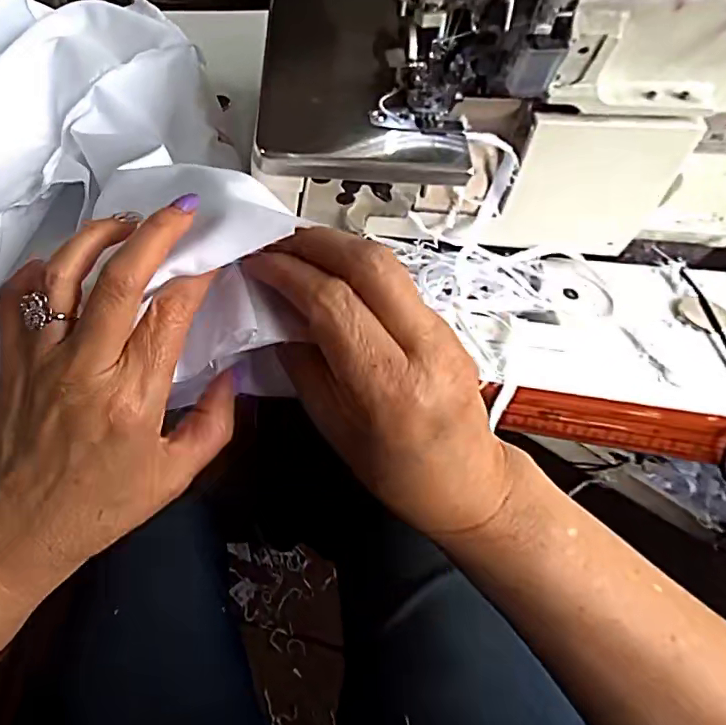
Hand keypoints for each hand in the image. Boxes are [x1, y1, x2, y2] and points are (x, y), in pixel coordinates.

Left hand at [0, 197, 234, 659]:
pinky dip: (41, 267)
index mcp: (132, 397)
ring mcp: (40, 357)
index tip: (213, 252)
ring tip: (127, 221)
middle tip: (182, 210)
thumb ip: (215, 423)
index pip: (169, 313)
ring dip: (98, 235)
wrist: (16, 529)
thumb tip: (231, 372)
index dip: (196, 273)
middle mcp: (85, 367)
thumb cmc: (100, 506)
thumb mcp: (174, 477)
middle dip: (156, 233)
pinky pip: (16, 294)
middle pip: (120, 279)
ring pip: (64, 274)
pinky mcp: (9, 357)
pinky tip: (67, 262)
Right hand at [241, 227, 516, 539]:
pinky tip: (330, 270)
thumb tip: (275, 309)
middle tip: (274, 243)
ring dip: (335, 246)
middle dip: (312, 243)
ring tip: (297, 250)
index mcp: (390, 385)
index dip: (287, 273)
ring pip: (386, 262)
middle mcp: (425, 349)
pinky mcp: (446, 322)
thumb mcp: (331, 422)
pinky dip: (355, 264)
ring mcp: (443, 331)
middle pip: (367, 264)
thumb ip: (301, 359)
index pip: (333, 302)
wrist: (466, 481)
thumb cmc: (397, 470)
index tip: (258, 264)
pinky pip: (396, 278)